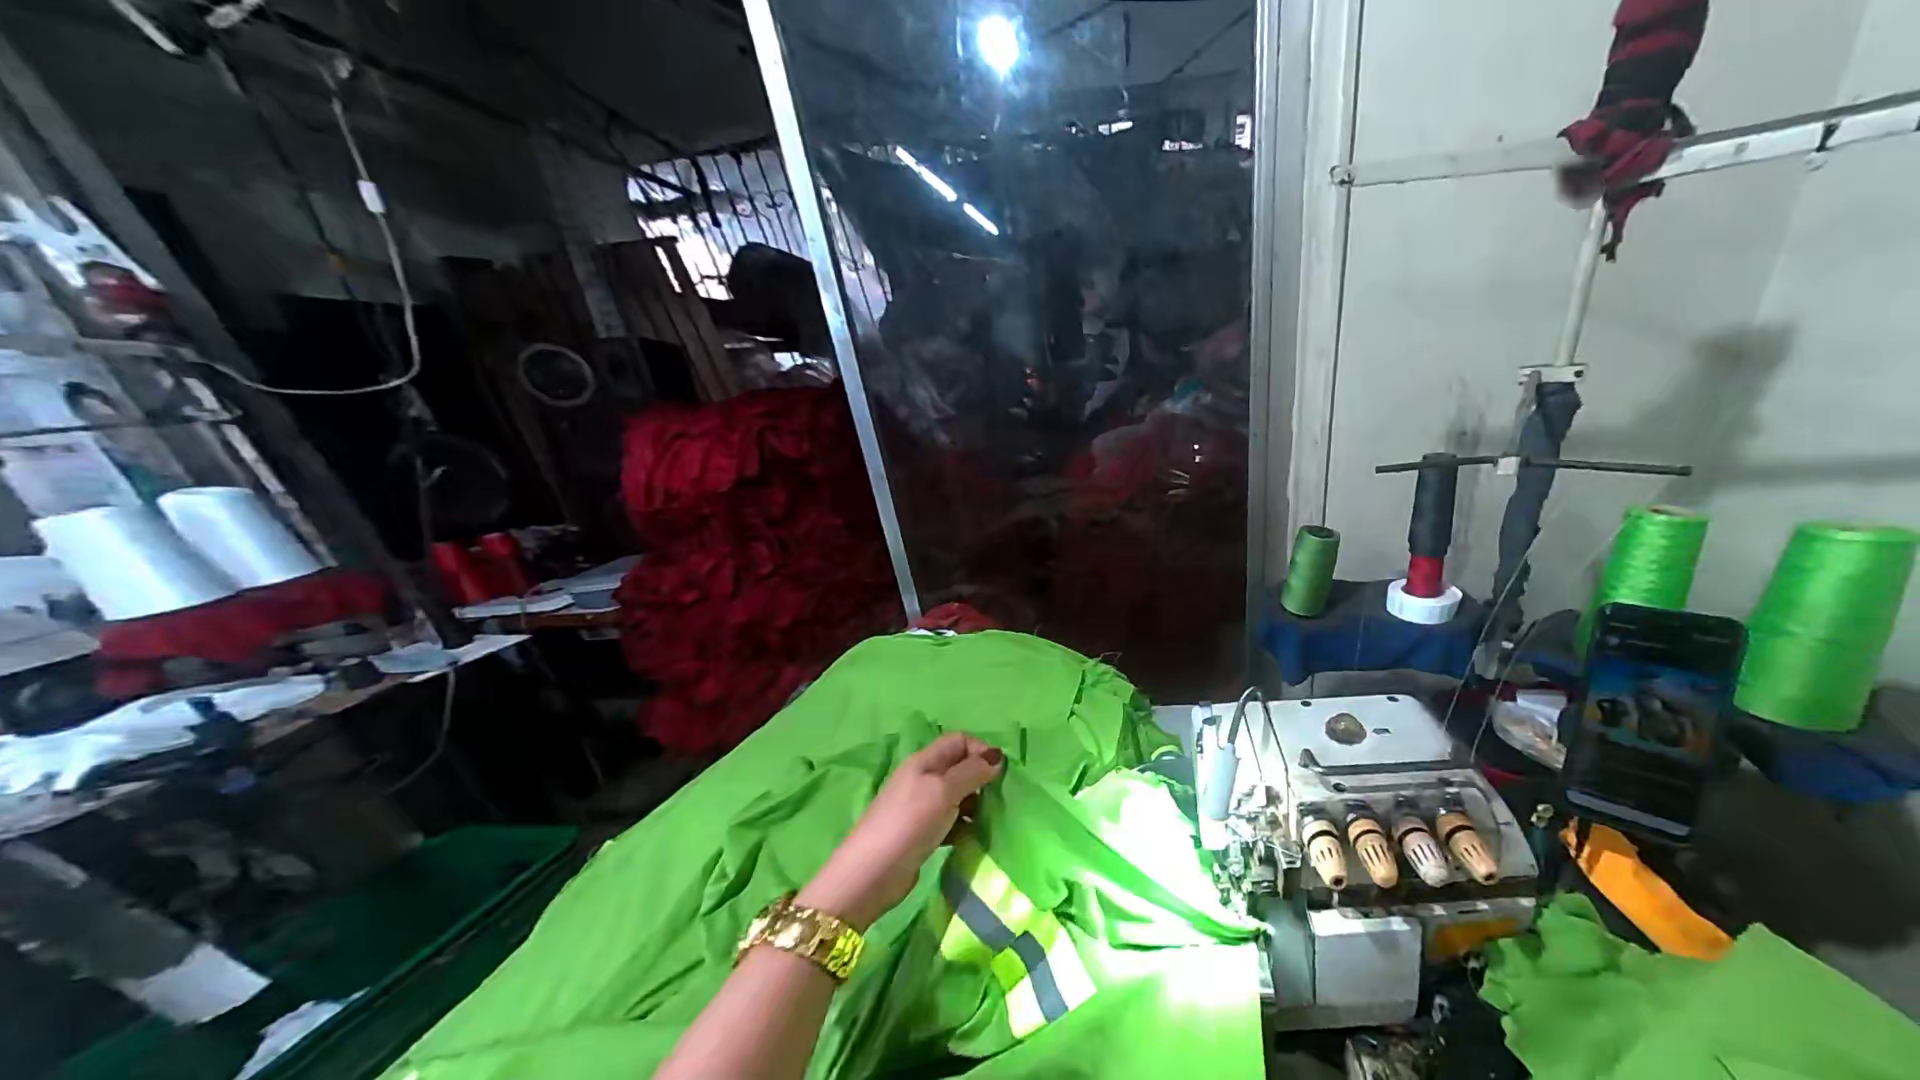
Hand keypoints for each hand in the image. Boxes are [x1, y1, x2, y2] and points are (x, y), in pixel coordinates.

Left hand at [795, 733, 1004, 929]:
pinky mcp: (922, 832)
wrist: (873, 872)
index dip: (980, 750)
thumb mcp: (943, 791)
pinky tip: (972, 839)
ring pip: (957, 795)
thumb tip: (997, 756)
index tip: (999, 774)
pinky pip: (950, 820)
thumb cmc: (910, 822)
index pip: (959, 740)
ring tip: (987, 821)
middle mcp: (922, 778)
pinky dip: (963, 826)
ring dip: (974, 805)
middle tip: (996, 800)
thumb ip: (971, 772)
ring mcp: (921, 806)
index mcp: (924, 761)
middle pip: (959, 767)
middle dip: (980, 779)